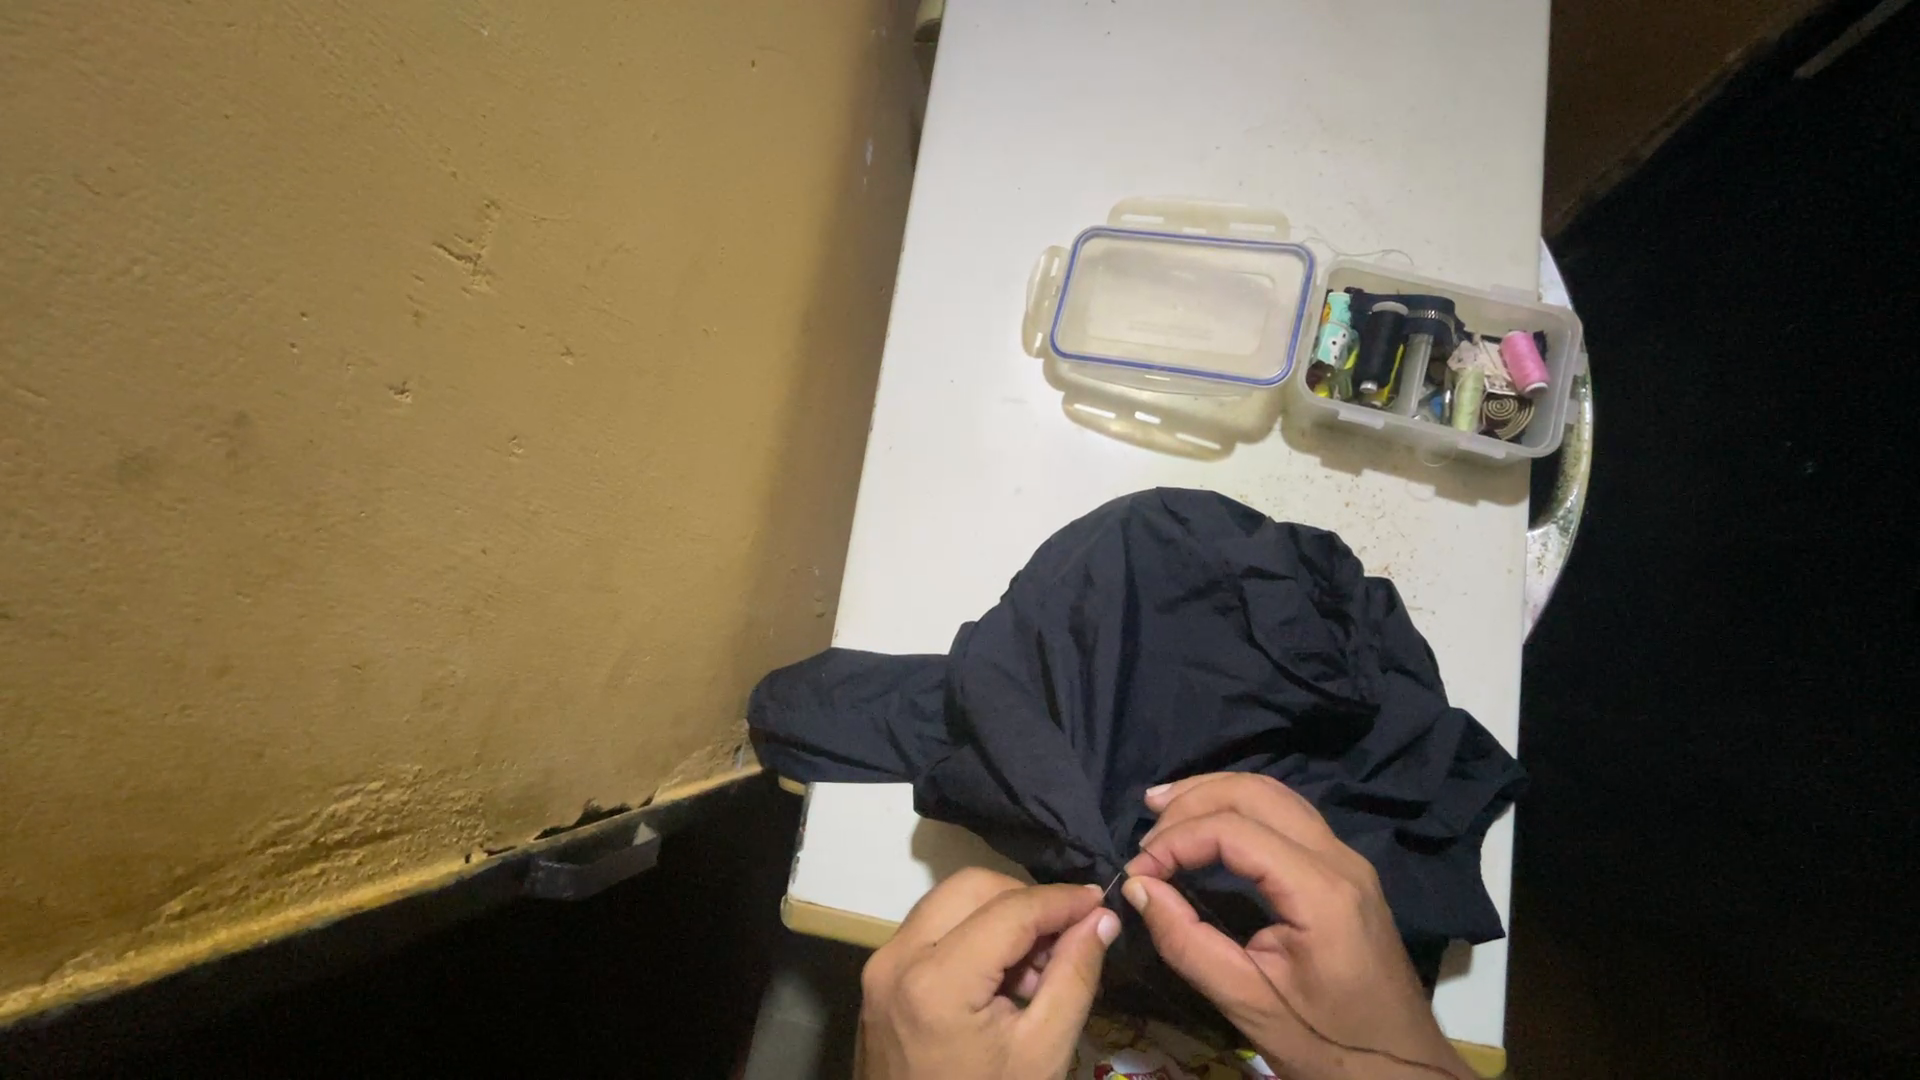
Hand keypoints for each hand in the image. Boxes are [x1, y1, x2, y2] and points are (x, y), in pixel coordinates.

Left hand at [857, 867, 1120, 1079]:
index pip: (1009, 910)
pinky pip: (932, 925)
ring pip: (949, 898)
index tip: (1099, 900)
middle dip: (1024, 900)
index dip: (1060, 899)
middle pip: (972, 887)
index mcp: (936, 982)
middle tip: (1064, 935)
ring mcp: (882, 963)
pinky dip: (972, 930)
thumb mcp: (1041, 1055)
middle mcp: (898, 957)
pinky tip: (1001, 974)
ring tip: (1035, 963)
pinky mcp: (880, 974)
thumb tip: (1102, 918)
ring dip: (998, 912)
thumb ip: (1073, 977)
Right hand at [1121, 774, 1473, 1079]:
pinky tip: (1208, 817)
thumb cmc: (1329, 1048)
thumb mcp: (1248, 1004)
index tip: (1138, 874)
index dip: (1175, 841)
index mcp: (1320, 891)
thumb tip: (1138, 887)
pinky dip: (1237, 803)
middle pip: (1253, 793)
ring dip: (1212, 792)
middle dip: (1190, 803)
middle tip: (1145, 834)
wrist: (1406, 1079)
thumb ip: (1186, 942)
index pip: (1232, 831)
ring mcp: (1345, 857)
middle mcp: (1338, 858)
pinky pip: (1284, 810)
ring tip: (1162, 806)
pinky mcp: (1342, 866)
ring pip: (1271, 792)